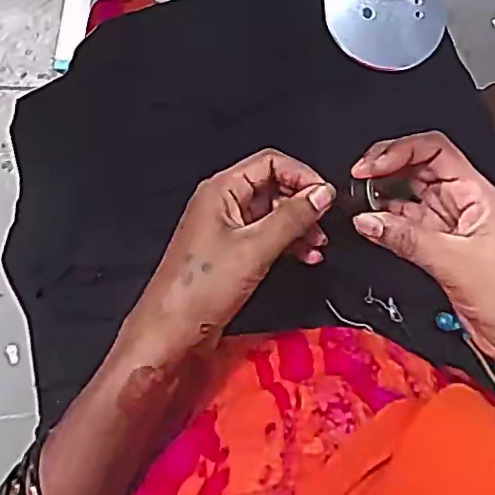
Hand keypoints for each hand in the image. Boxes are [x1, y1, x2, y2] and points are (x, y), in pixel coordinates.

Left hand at [119, 149, 334, 364]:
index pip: (271, 162)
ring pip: (273, 212)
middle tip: (324, 222)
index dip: (301, 175)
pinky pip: (267, 234)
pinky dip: (288, 242)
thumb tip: (321, 194)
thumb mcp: (255, 248)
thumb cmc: (198, 289)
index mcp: (222, 189)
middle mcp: (223, 202)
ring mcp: (227, 226)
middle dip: (303, 203)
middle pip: (274, 185)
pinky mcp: (232, 250)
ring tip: (318, 244)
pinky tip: (305, 256)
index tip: (324, 195)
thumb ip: (292, 218)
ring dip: (299, 225)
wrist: (170, 332)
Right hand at [351, 132, 494, 399]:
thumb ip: (407, 238)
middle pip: (416, 165)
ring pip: (406, 192)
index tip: (374, 166)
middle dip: (385, 165)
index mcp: (474, 192)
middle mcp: (459, 201)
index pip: (434, 150)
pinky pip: (403, 222)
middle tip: (359, 176)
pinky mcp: (435, 244)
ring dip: (381, 192)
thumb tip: (368, 219)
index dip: (401, 150)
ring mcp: (446, 222)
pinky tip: (370, 223)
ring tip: (359, 198)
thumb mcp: (456, 262)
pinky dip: (384, 220)